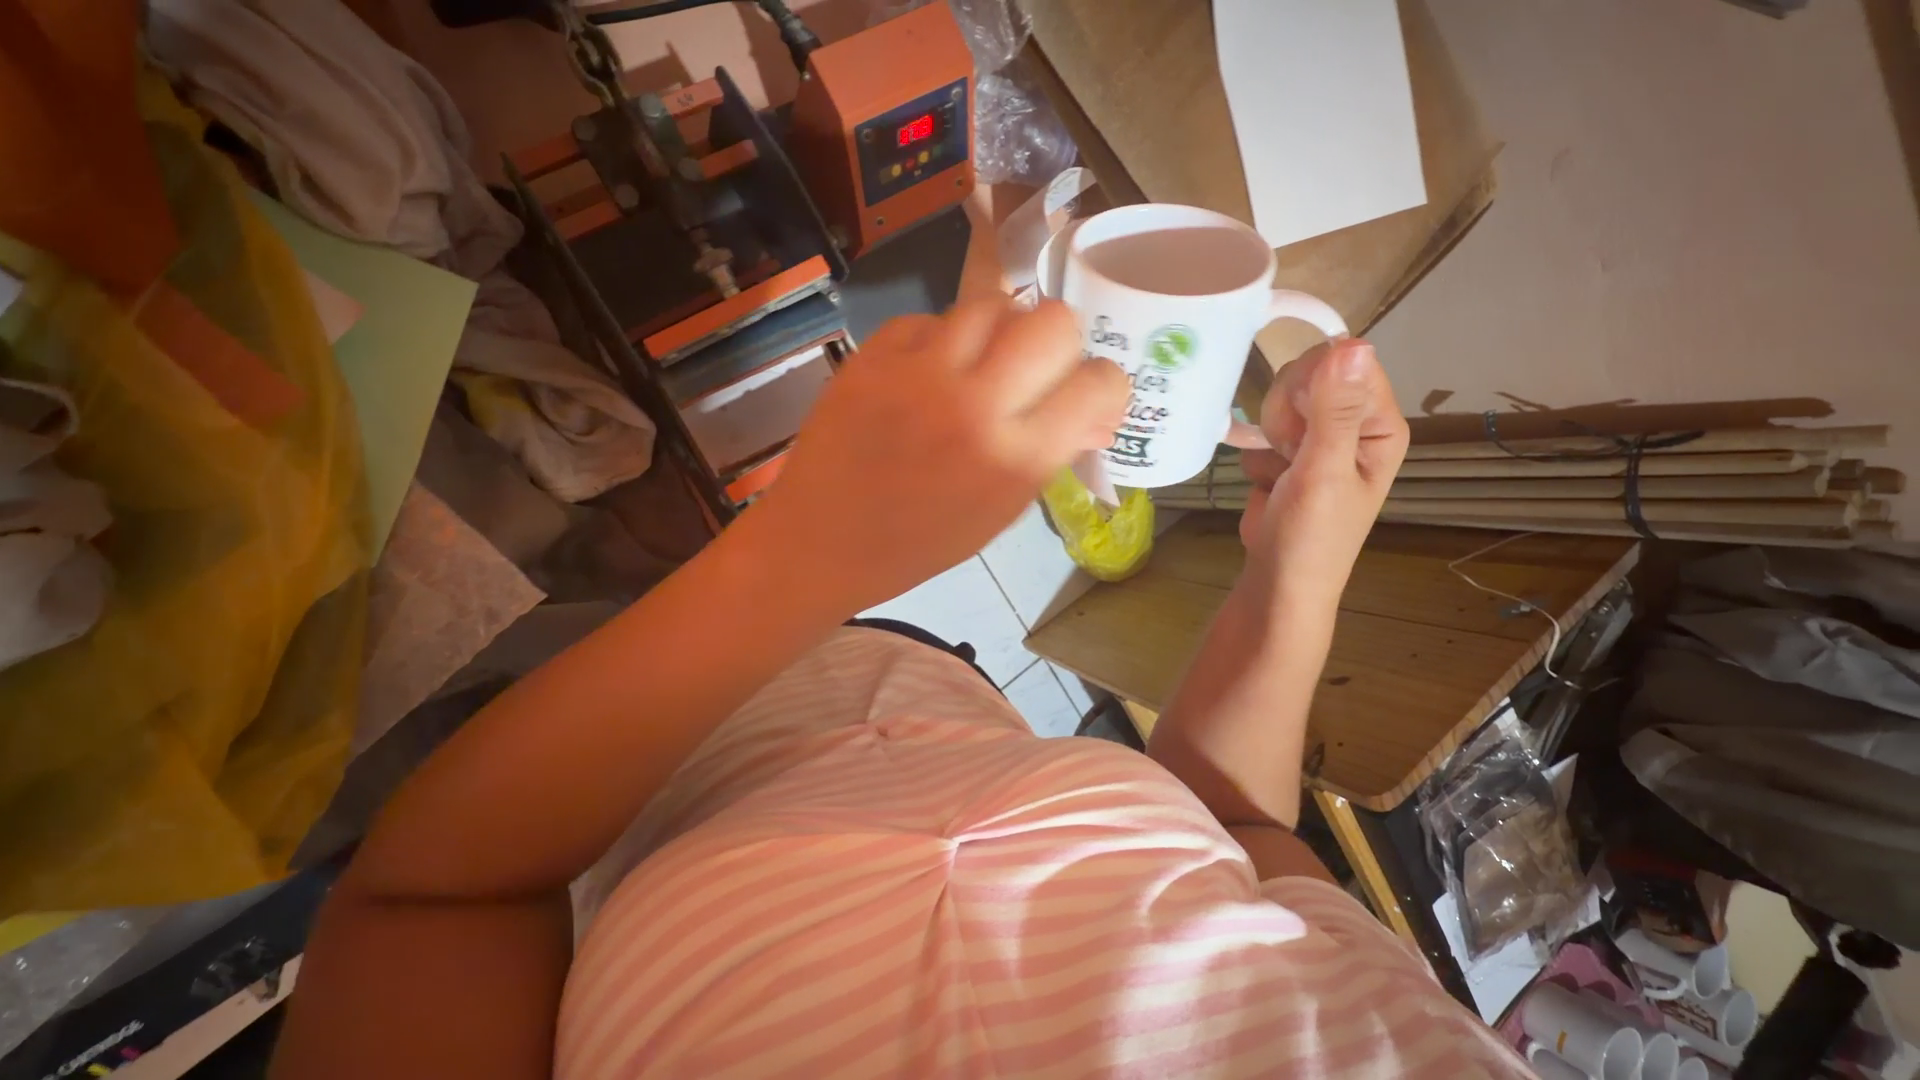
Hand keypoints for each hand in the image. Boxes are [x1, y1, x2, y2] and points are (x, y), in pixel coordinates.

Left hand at [751, 298, 1128, 613]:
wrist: (822, 542)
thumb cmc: (920, 541)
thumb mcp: (1000, 512)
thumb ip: (1050, 455)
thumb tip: (1093, 413)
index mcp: (1017, 459)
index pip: (1099, 382)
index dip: (1102, 385)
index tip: (1084, 396)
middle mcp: (977, 405)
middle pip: (1053, 321)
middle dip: (1058, 343)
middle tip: (1035, 368)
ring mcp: (921, 373)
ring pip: (993, 304)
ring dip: (1000, 330)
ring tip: (983, 360)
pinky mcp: (875, 355)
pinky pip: (931, 318)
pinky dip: (940, 339)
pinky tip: (929, 369)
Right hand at [1237, 339, 1407, 606]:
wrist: (1277, 583)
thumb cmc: (1311, 535)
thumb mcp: (1324, 472)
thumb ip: (1335, 409)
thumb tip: (1353, 342)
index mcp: (1378, 425)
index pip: (1348, 363)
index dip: (1314, 382)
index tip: (1299, 418)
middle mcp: (1354, 425)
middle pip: (1310, 374)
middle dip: (1287, 410)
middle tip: (1290, 451)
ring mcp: (1320, 439)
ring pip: (1283, 398)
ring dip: (1270, 431)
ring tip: (1281, 471)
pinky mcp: (1288, 454)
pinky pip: (1263, 428)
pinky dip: (1257, 454)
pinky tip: (1267, 482)